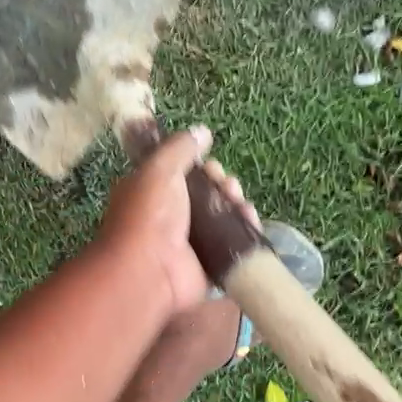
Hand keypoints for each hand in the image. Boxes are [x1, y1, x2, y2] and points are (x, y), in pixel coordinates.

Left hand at [96, 127, 254, 315]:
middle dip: (222, 185)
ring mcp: (188, 242)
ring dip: (236, 206)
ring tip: (242, 204)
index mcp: (150, 190)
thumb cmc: (149, 214)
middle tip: (228, 186)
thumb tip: (202, 131)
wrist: (148, 270)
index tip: (211, 164)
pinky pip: (232, 246)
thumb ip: (179, 148)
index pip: (181, 172)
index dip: (200, 166)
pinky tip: (252, 222)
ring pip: (221, 218)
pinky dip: (245, 233)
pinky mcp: (207, 266)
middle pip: (205, 194)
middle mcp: (168, 215)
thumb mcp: (159, 169)